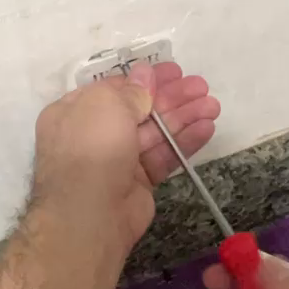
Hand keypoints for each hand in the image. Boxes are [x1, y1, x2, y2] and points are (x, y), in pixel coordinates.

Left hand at [30, 63, 220, 248]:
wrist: (90, 215)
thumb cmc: (91, 150)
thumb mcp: (106, 106)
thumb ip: (130, 91)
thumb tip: (145, 76)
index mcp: (75, 112)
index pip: (114, 90)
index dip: (145, 79)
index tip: (174, 72)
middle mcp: (94, 135)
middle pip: (139, 109)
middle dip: (171, 97)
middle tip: (201, 86)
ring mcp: (117, 160)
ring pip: (155, 133)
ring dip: (184, 117)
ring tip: (213, 105)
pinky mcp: (137, 183)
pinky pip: (162, 156)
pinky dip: (183, 143)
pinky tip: (206, 128)